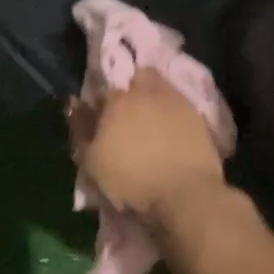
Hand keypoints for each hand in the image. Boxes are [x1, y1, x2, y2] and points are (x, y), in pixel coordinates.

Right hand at [71, 69, 228, 220]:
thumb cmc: (129, 179)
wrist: (184, 196)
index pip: (104, 86)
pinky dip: (173, 115)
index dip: (101, 100)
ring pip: (163, 89)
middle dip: (132, 88)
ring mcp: (178, 104)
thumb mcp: (91, 160)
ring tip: (149, 125)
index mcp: (118, 99)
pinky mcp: (200, 120)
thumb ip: (81, 127)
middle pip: (139, 77)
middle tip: (126, 114)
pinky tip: (169, 135)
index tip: (98, 116)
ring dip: (154, 99)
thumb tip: (74, 102)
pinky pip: (180, 108)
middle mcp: (149, 93)